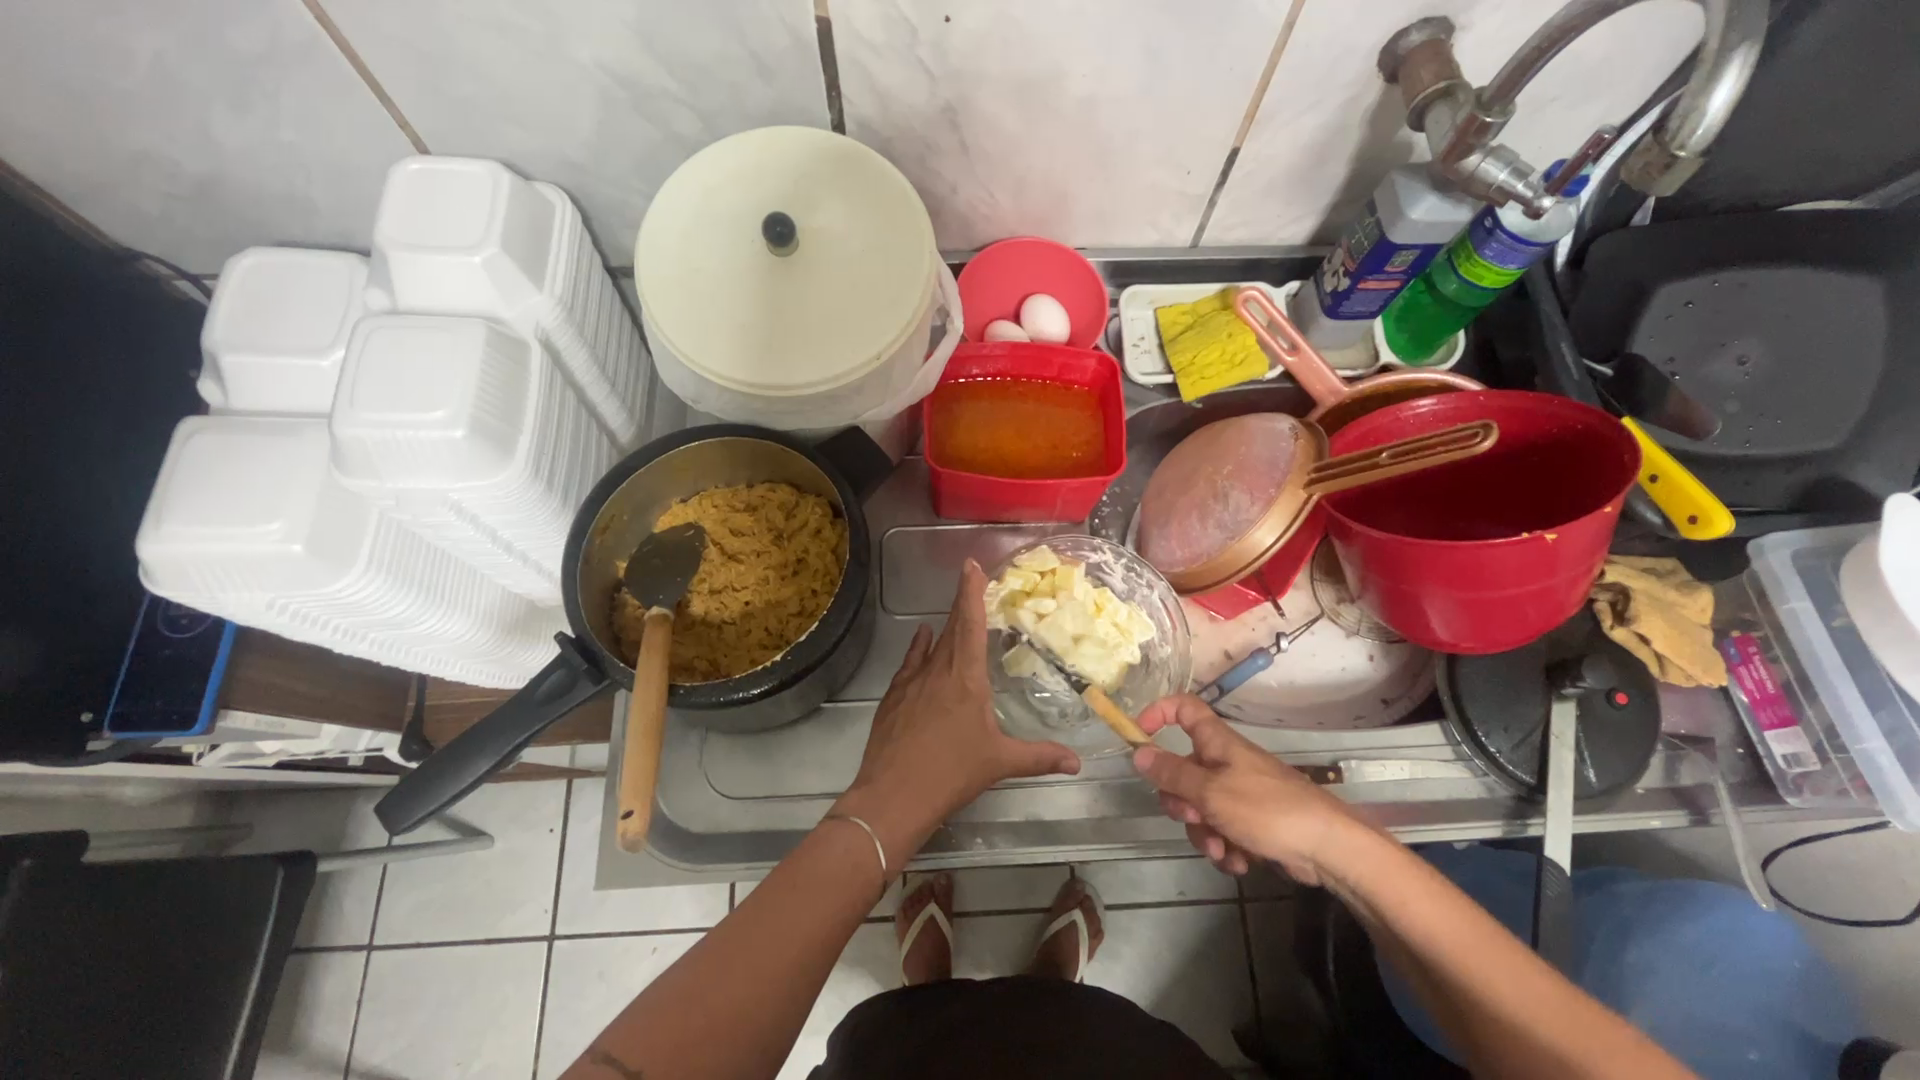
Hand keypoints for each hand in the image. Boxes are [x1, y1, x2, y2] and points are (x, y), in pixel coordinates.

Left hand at [832, 560, 1079, 872]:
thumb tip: (1076, 762)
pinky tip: (921, 639)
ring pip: (931, 645)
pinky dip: (918, 647)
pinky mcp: (893, 698)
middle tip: (971, 582)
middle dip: (962, 604)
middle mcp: (937, 672)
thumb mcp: (999, 763)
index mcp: (965, 679)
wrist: (893, 795)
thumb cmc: (950, 774)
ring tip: (954, 613)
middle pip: (951, 629)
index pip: (970, 625)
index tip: (971, 565)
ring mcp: (911, 683)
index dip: (971, 592)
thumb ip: (1039, 757)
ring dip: (944, 627)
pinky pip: (909, 662)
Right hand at [1133, 695, 1362, 886]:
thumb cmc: (1266, 809)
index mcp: (1217, 743)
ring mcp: (1241, 793)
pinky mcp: (1253, 823)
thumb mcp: (1209, 792)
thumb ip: (1172, 773)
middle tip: (1193, 816)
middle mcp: (1226, 763)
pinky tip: (1239, 862)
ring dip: (1204, 833)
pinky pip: (1222, 830)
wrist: (1328, 847)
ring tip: (1222, 850)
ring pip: (1200, 808)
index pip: (1184, 709)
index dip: (1159, 713)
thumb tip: (1138, 752)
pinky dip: (1226, 847)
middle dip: (1181, 802)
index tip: (1140, 736)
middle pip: (1184, 771)